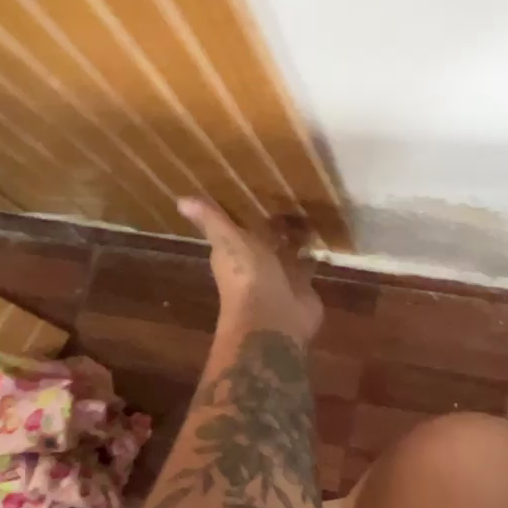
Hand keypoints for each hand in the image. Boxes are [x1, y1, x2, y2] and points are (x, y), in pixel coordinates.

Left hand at [179, 198, 322, 344]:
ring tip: (314, 213)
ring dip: (299, 238)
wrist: (272, 318)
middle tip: (297, 197)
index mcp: (237, 250)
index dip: (252, 212)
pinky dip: (316, 255)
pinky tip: (326, 239)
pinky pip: (310, 265)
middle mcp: (258, 262)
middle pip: (270, 239)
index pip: (244, 227)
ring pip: (290, 251)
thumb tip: (181, 200)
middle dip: (281, 225)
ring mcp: (282, 275)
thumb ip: (212, 220)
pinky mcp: (304, 287)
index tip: (265, 189)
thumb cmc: (248, 276)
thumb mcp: (228, 241)